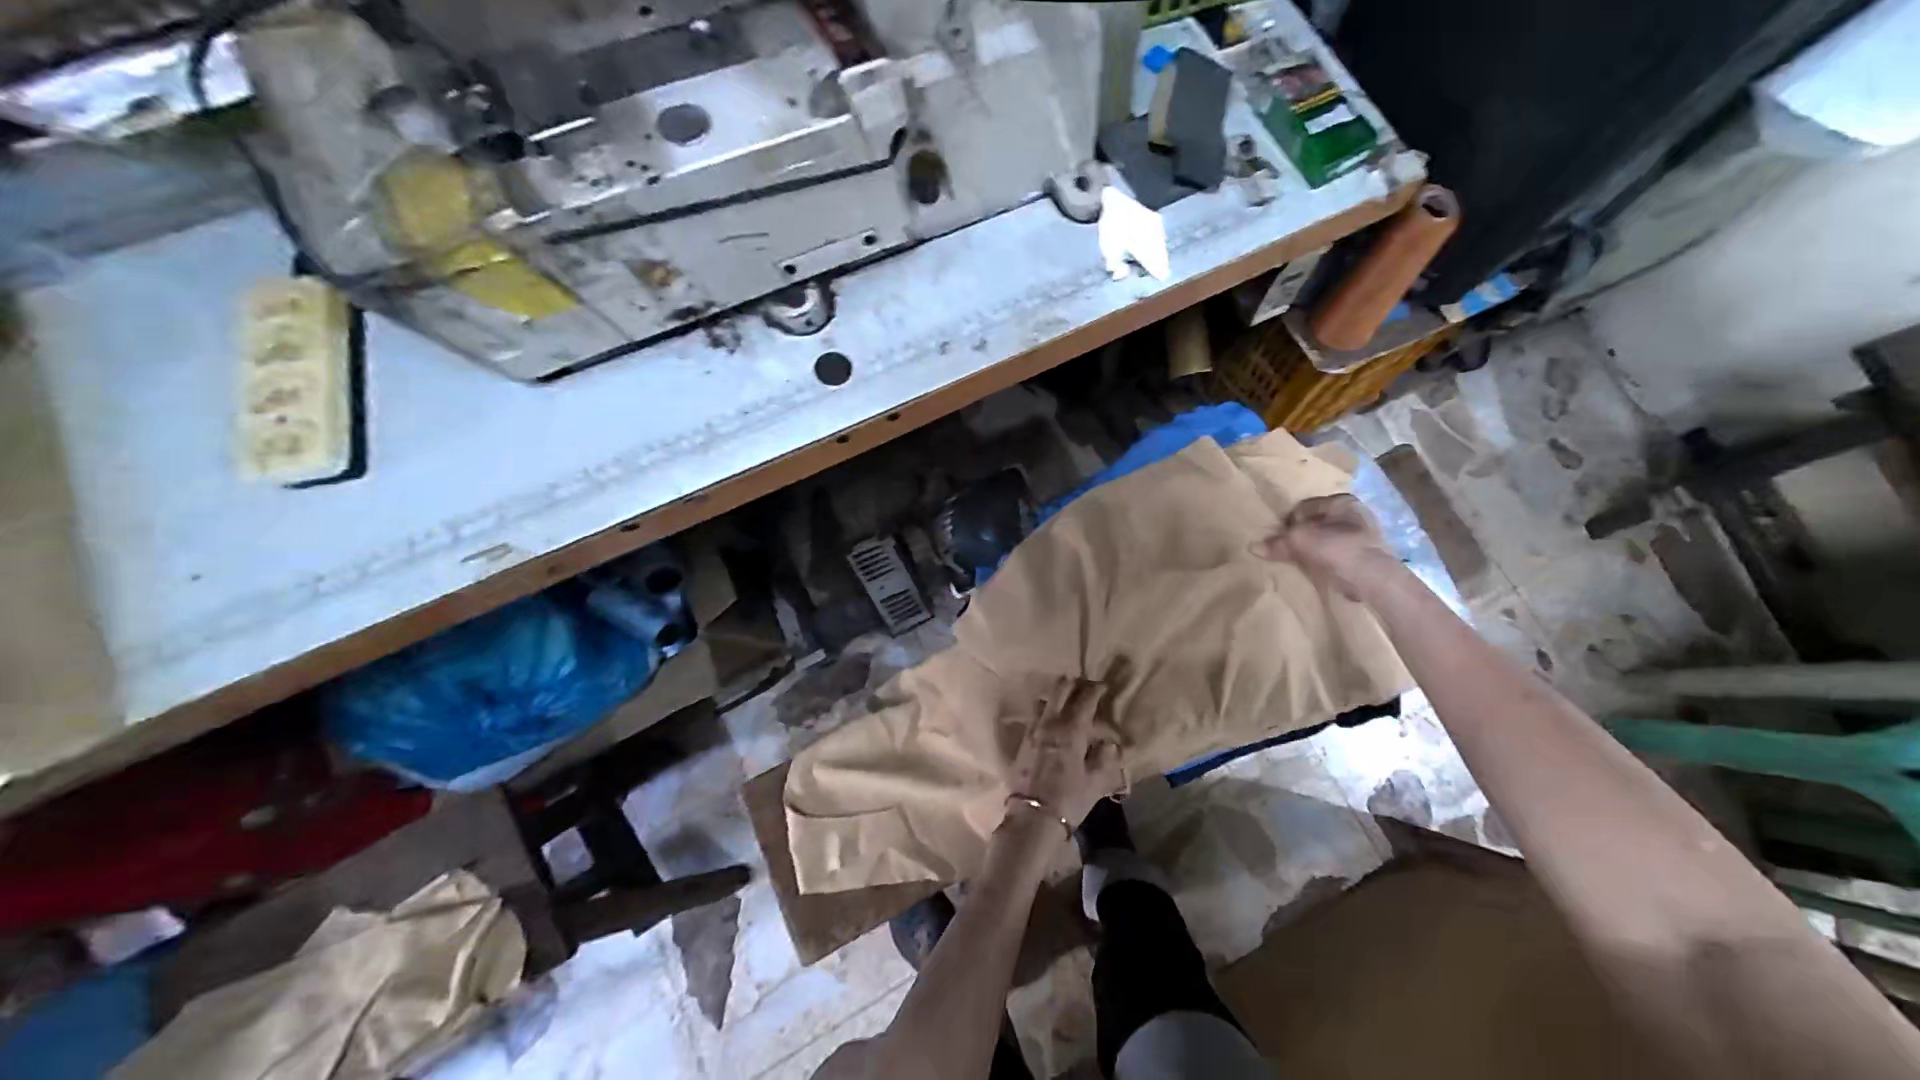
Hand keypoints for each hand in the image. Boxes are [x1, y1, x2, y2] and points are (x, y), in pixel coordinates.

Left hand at [1009, 680, 1124, 829]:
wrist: (1032, 817)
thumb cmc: (1069, 800)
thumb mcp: (1096, 782)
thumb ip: (1105, 759)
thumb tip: (1110, 744)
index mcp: (1070, 730)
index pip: (1084, 699)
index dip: (1095, 689)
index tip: (1104, 686)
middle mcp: (1049, 723)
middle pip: (1060, 689)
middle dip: (1075, 684)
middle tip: (1086, 688)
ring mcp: (1032, 730)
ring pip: (1045, 700)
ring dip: (1058, 696)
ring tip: (1069, 703)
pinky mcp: (1022, 740)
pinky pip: (1035, 715)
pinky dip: (1046, 711)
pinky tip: (1052, 722)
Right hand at [1254, 493, 1395, 599]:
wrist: (1372, 578)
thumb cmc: (1337, 548)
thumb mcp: (1300, 541)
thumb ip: (1277, 542)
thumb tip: (1253, 547)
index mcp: (1342, 501)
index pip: (1304, 507)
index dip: (1287, 522)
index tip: (1278, 537)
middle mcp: (1355, 513)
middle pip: (1314, 523)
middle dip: (1299, 535)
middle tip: (1284, 549)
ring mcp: (1363, 535)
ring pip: (1324, 538)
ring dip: (1310, 548)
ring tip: (1296, 560)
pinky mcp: (1364, 555)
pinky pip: (1334, 553)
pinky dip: (1322, 559)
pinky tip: (1313, 568)